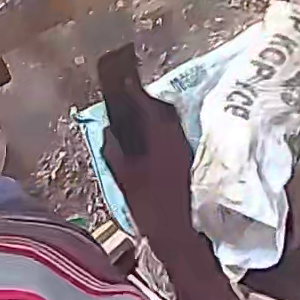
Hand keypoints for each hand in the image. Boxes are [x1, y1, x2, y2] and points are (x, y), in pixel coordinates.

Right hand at [98, 50, 202, 260]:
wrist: (183, 232)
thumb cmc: (151, 206)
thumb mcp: (124, 177)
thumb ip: (115, 149)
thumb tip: (108, 128)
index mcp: (157, 132)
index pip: (141, 97)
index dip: (128, 82)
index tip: (119, 67)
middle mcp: (175, 132)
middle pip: (156, 105)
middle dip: (139, 96)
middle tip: (123, 88)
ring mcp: (186, 143)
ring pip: (165, 117)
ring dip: (150, 111)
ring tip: (133, 110)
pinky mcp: (191, 155)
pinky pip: (172, 130)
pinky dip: (159, 127)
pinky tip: (148, 134)